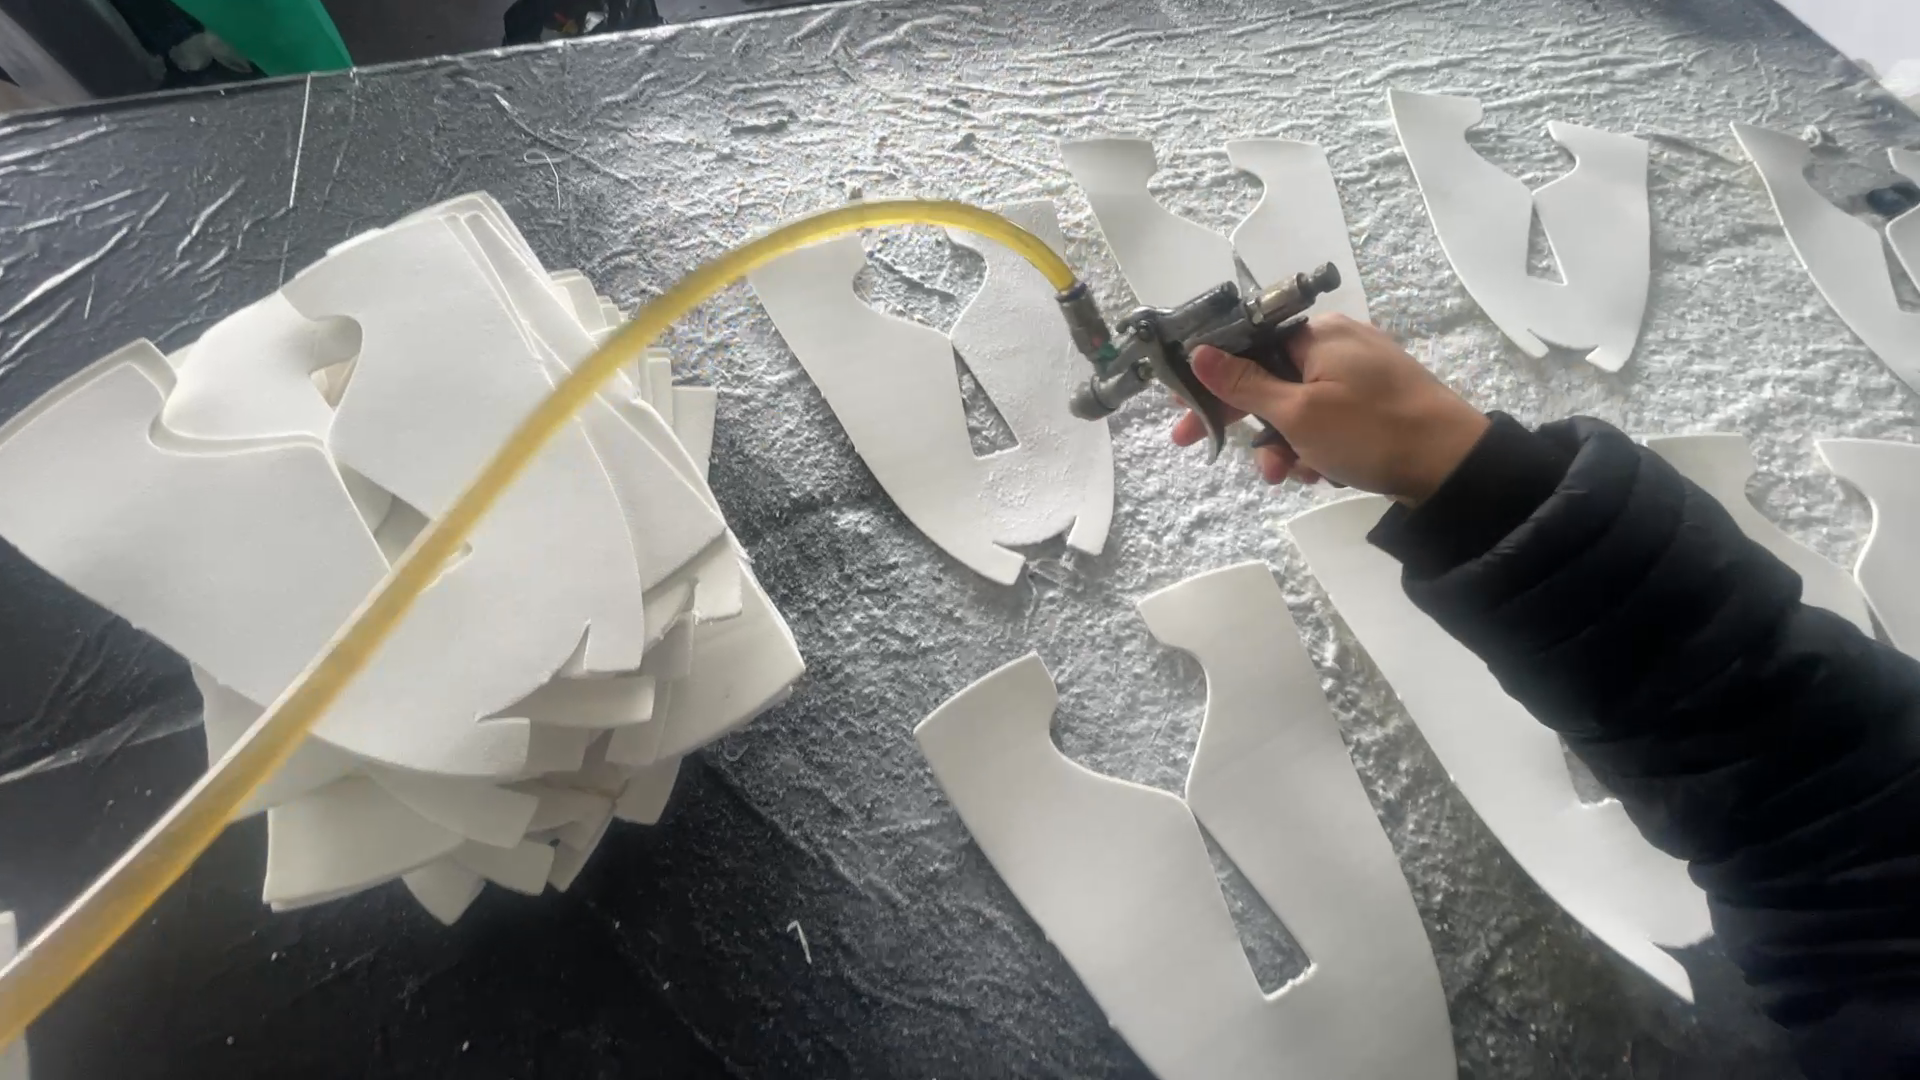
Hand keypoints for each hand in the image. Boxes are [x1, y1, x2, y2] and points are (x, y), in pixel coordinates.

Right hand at [1169, 314, 1489, 502]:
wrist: (1453, 468)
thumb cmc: (1369, 431)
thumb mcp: (1296, 412)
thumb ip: (1243, 384)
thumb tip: (1199, 352)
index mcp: (1317, 334)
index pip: (1246, 343)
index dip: (1210, 375)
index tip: (1182, 404)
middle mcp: (1334, 346)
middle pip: (1265, 378)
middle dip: (1242, 421)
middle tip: (1200, 446)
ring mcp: (1355, 376)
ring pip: (1291, 408)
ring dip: (1279, 444)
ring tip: (1285, 475)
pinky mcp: (1369, 405)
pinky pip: (1320, 421)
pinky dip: (1309, 447)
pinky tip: (1317, 472)